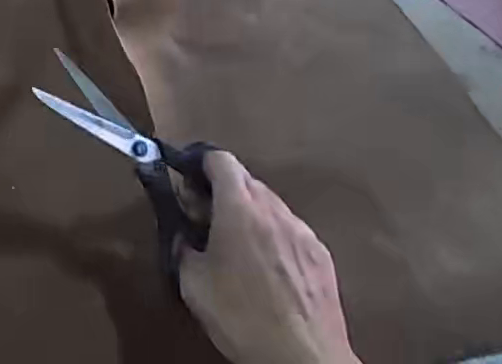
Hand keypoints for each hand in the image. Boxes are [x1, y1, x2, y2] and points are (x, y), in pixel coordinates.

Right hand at [179, 152, 357, 363]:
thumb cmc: (243, 318)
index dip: (200, 164)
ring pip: (268, 203)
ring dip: (249, 212)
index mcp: (239, 206)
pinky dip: (274, 235)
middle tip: (206, 220)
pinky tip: (269, 269)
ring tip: (238, 248)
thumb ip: (181, 246)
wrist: (305, 361)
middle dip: (222, 190)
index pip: (219, 158)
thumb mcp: (194, 285)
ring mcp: (301, 228)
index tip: (188, 183)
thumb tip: (181, 232)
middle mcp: (272, 207)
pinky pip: (290, 228)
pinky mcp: (321, 253)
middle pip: (244, 178)